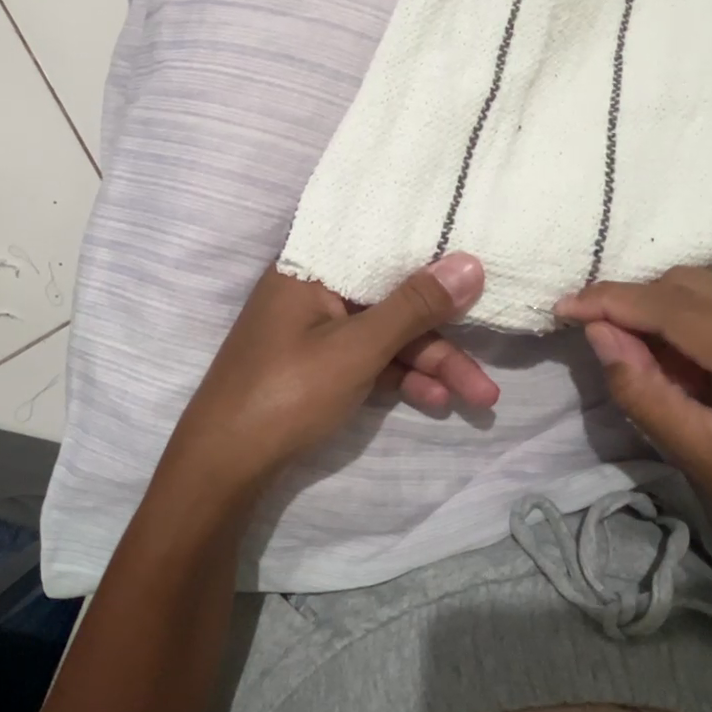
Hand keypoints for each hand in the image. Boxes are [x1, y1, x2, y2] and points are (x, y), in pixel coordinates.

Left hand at [164, 254, 494, 492]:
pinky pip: (367, 361)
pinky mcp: (316, 368)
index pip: (380, 245)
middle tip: (488, 369)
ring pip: (384, 337)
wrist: (223, 466)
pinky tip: (435, 402)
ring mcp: (313, 332)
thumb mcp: (357, 348)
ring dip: (430, 365)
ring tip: (479, 398)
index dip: (431, 253)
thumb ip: (414, 306)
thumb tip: (470, 262)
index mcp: (310, 268)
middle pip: (390, 302)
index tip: (482, 263)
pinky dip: (399, 379)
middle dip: (443, 338)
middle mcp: (312, 292)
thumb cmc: (286, 392)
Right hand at [557, 268, 711, 597]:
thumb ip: (642, 389)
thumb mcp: (700, 458)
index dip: (614, 300)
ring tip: (653, 363)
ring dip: (667, 312)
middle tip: (603, 342)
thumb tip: (597, 330)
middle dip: (637, 303)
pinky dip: (700, 319)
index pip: (679, 309)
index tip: (564, 307)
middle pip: (695, 285)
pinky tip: (693, 361)